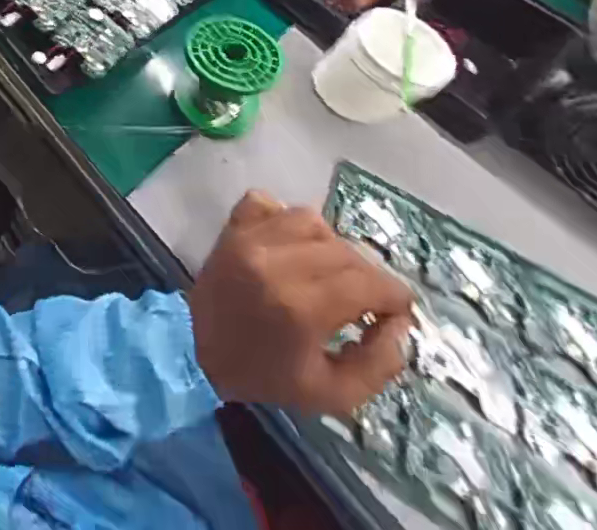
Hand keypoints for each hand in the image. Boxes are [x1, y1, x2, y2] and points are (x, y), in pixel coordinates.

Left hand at [189, 190, 414, 416]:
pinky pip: (266, 202)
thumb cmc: (266, 375)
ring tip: (325, 272)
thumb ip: (379, 363)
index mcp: (300, 306)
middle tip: (360, 301)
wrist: (196, 349)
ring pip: (311, 220)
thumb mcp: (334, 394)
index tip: (392, 314)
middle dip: (366, 277)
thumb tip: (399, 324)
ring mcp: (248, 239)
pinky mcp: (231, 228)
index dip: (395, 299)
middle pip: (346, 252)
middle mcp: (275, 263)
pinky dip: (284, 218)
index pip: (371, 283)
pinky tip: (290, 245)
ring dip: (329, 245)